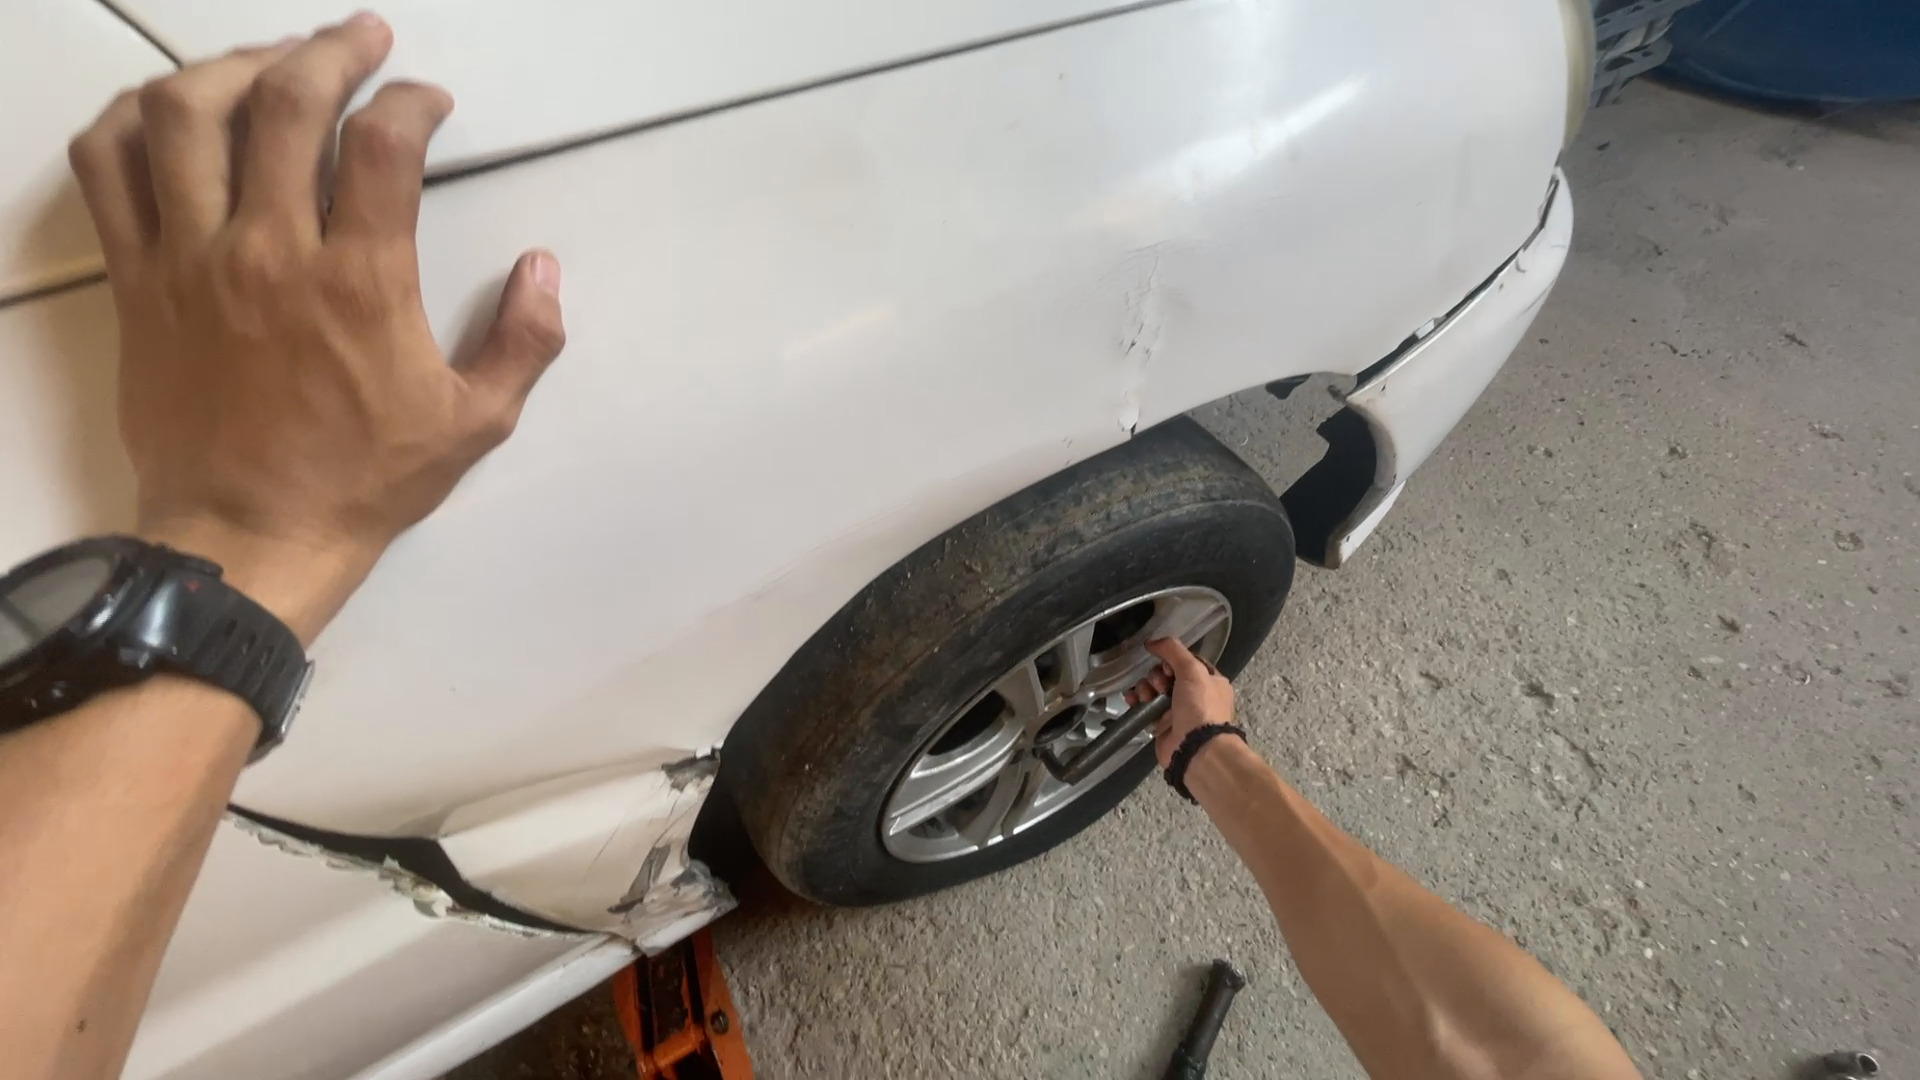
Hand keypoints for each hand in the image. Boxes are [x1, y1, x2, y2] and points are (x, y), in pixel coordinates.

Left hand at [66, 13, 565, 638]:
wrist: (255, 529)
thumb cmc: (376, 475)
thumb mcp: (481, 419)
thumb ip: (525, 341)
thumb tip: (544, 268)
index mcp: (361, 283)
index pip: (381, 152)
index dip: (411, 104)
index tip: (432, 98)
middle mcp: (267, 249)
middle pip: (279, 105)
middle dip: (329, 53)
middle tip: (363, 37)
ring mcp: (188, 257)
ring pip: (182, 114)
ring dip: (233, 65)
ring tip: (275, 58)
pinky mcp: (139, 278)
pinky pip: (111, 164)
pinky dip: (140, 116)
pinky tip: (177, 108)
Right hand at [1124, 637, 1235, 768]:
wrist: (1196, 749)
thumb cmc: (1200, 707)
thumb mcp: (1192, 670)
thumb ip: (1173, 650)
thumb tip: (1152, 642)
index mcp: (1210, 681)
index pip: (1187, 661)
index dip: (1172, 658)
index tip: (1166, 664)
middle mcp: (1196, 695)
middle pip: (1167, 673)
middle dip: (1157, 675)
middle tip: (1159, 684)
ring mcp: (1178, 710)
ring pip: (1154, 688)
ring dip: (1145, 686)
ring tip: (1145, 695)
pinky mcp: (1162, 724)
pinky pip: (1146, 705)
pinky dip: (1137, 700)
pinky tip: (1132, 699)